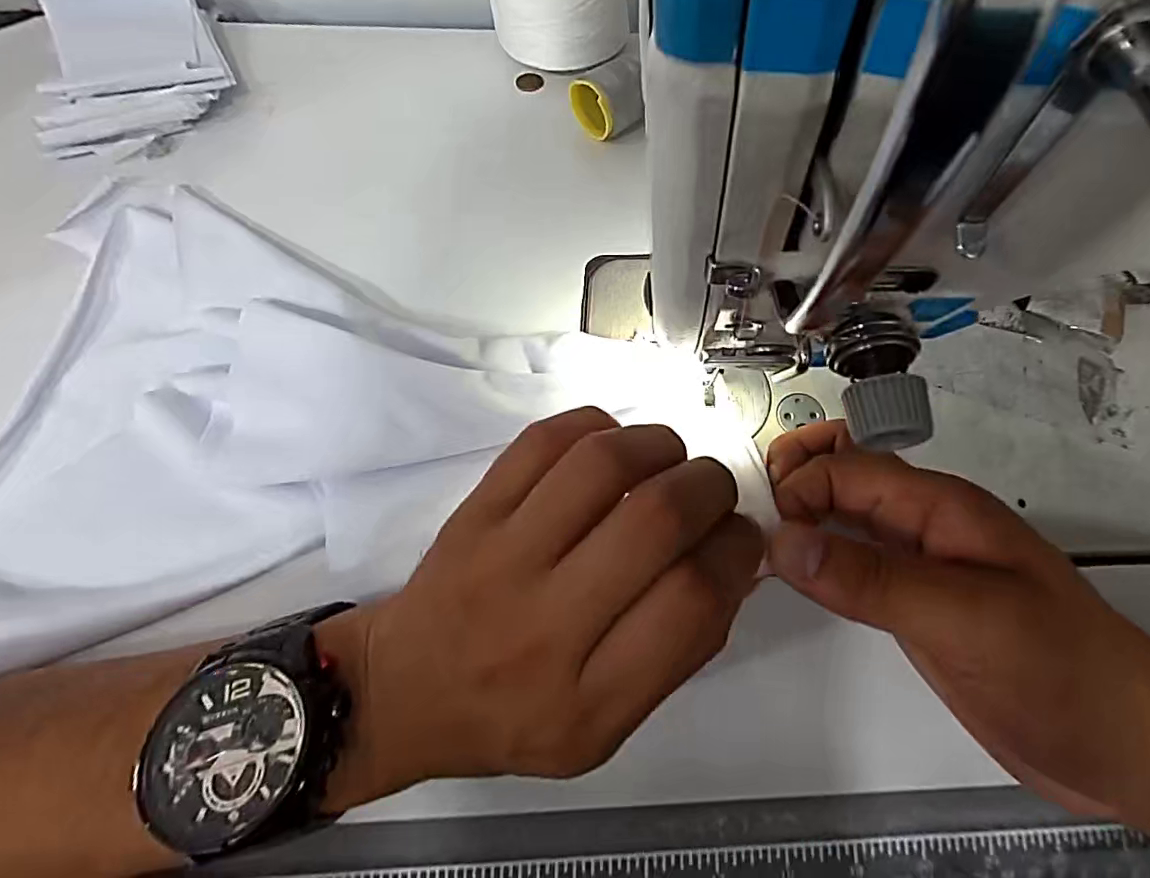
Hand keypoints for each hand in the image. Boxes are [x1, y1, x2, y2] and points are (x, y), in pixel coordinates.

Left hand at [319, 408, 763, 807]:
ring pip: (602, 465)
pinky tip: (612, 446)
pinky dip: (597, 426)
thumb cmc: (518, 714)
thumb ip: (680, 646)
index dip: (737, 550)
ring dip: (658, 445)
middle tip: (713, 488)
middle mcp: (543, 627)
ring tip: (670, 458)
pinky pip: (545, 440)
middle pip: (656, 519)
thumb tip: (736, 555)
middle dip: (709, 486)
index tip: (742, 534)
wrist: (407, 689)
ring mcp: (500, 559)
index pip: (692, 600)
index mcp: (588, 699)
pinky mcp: (474, 510)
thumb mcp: (609, 723)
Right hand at [764, 421, 1149, 823]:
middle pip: (844, 478)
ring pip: (846, 519)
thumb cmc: (1069, 672)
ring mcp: (920, 565)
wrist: (1131, 746)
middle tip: (754, 515)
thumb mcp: (964, 619)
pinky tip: (799, 574)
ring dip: (803, 518)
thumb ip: (871, 577)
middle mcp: (925, 526)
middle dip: (796, 481)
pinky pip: (856, 564)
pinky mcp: (916, 604)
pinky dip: (820, 560)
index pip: (849, 469)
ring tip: (760, 540)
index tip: (770, 531)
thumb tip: (788, 540)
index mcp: (941, 508)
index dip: (801, 487)